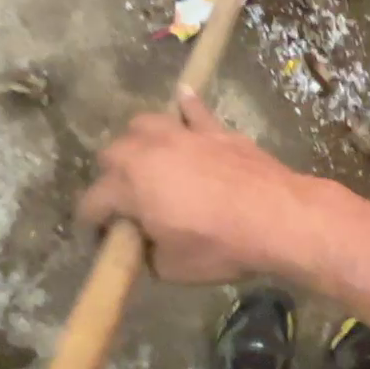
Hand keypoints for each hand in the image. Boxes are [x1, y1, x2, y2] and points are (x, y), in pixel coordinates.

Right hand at [76, 88, 309, 282]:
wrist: (277, 217)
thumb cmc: (221, 247)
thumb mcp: (173, 268)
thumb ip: (150, 253)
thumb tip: (150, 245)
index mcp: (130, 186)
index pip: (94, 201)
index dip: (92, 222)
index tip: (99, 236)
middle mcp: (148, 152)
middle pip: (112, 155)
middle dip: (111, 179)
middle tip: (126, 202)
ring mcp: (183, 136)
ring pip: (144, 124)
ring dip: (138, 141)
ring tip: (146, 159)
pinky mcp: (216, 131)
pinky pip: (194, 110)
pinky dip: (186, 107)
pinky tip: (182, 100)